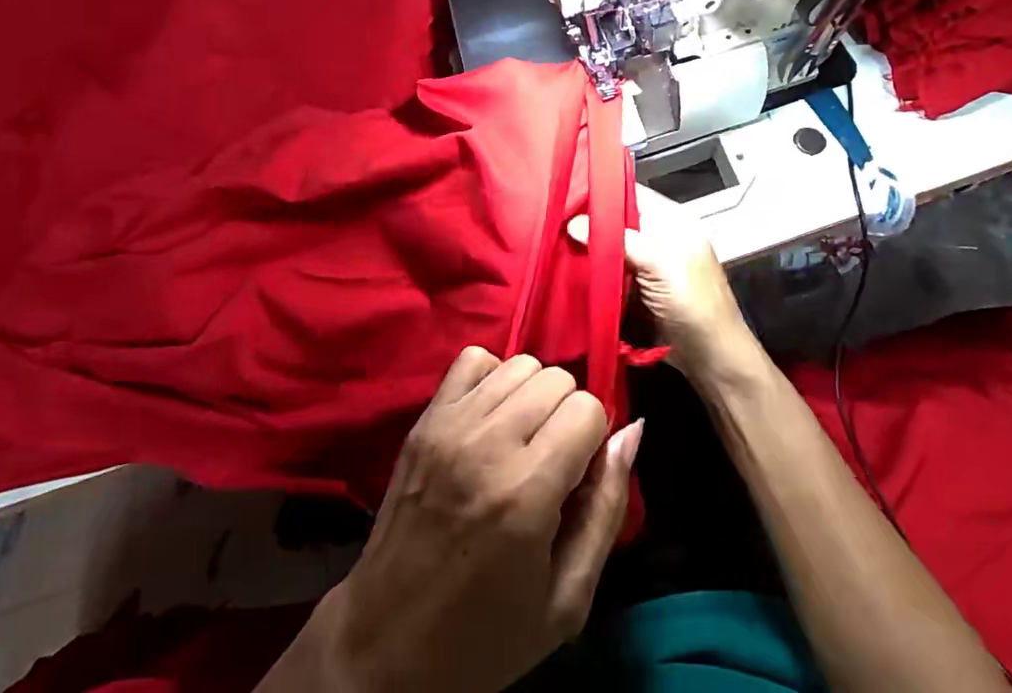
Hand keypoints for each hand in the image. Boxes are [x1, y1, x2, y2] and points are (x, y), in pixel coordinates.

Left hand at [307, 348, 642, 692]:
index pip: (589, 408)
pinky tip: (492, 420)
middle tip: (550, 463)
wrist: (379, 653)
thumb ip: (609, 505)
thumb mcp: (568, 597)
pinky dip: (493, 380)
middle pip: (558, 379)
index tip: (577, 480)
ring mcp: (447, 428)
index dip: (594, 442)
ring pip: (521, 364)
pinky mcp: (422, 424)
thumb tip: (632, 429)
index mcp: (526, 491)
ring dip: (534, 397)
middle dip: (568, 416)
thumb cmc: (485, 636)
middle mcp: (486, 445)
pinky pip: (474, 359)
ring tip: (522, 442)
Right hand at [568, 185, 762, 386]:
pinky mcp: (640, 288)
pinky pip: (612, 273)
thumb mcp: (659, 263)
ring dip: (589, 249)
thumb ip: (619, 240)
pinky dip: (594, 273)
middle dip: (590, 223)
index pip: (633, 193)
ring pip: (612, 248)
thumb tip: (574, 223)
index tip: (565, 193)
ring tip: (551, 242)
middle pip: (619, 222)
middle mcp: (661, 236)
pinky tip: (568, 270)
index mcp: (674, 220)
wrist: (709, 353)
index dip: (602, 192)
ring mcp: (650, 264)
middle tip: (550, 221)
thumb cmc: (692, 302)